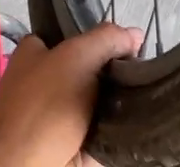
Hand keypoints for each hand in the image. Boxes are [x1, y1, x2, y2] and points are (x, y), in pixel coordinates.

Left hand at [0, 24, 143, 166]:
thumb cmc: (45, 106)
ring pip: (96, 104)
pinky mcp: (70, 145)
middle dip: (112, 75)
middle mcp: (42, 82)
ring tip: (145, 98)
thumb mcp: (76, 58)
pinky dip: (116, 131)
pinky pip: (100, 133)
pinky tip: (137, 123)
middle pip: (87, 71)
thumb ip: (104, 40)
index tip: (127, 47)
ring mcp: (56, 116)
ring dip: (117, 105)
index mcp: (34, 54)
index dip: (98, 39)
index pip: (70, 37)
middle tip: (141, 75)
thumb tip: (134, 34)